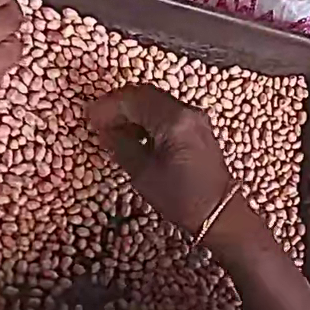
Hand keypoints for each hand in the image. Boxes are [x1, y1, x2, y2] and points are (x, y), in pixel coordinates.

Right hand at [85, 85, 237, 236]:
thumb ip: (122, 146)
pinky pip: (168, 114)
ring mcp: (196, 119)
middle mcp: (188, 112)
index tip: (90, 117)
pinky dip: (148, 120)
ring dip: (133, 112)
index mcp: (174, 120)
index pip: (134, 99)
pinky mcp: (198, 130)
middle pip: (146, 95)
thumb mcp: (144, 174)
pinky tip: (136, 136)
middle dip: (119, 106)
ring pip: (157, 103)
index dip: (108, 106)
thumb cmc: (182, 198)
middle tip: (99, 122)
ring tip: (114, 131)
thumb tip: (106, 131)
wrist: (219, 214)